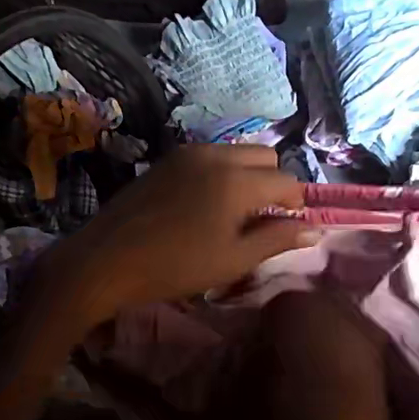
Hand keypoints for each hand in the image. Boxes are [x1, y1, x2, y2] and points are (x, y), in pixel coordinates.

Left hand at [55, 144, 314, 320]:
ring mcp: (188, 153)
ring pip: (237, 153)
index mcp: (236, 180)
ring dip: (248, 176)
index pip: (286, 180)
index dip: (295, 205)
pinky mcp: (168, 160)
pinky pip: (212, 157)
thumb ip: (277, 239)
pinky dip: (223, 173)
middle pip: (265, 156)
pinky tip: (207, 205)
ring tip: (235, 213)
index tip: (287, 228)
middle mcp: (216, 155)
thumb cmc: (176, 266)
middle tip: (263, 218)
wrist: (105, 261)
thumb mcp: (234, 259)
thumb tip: (314, 230)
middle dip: (274, 183)